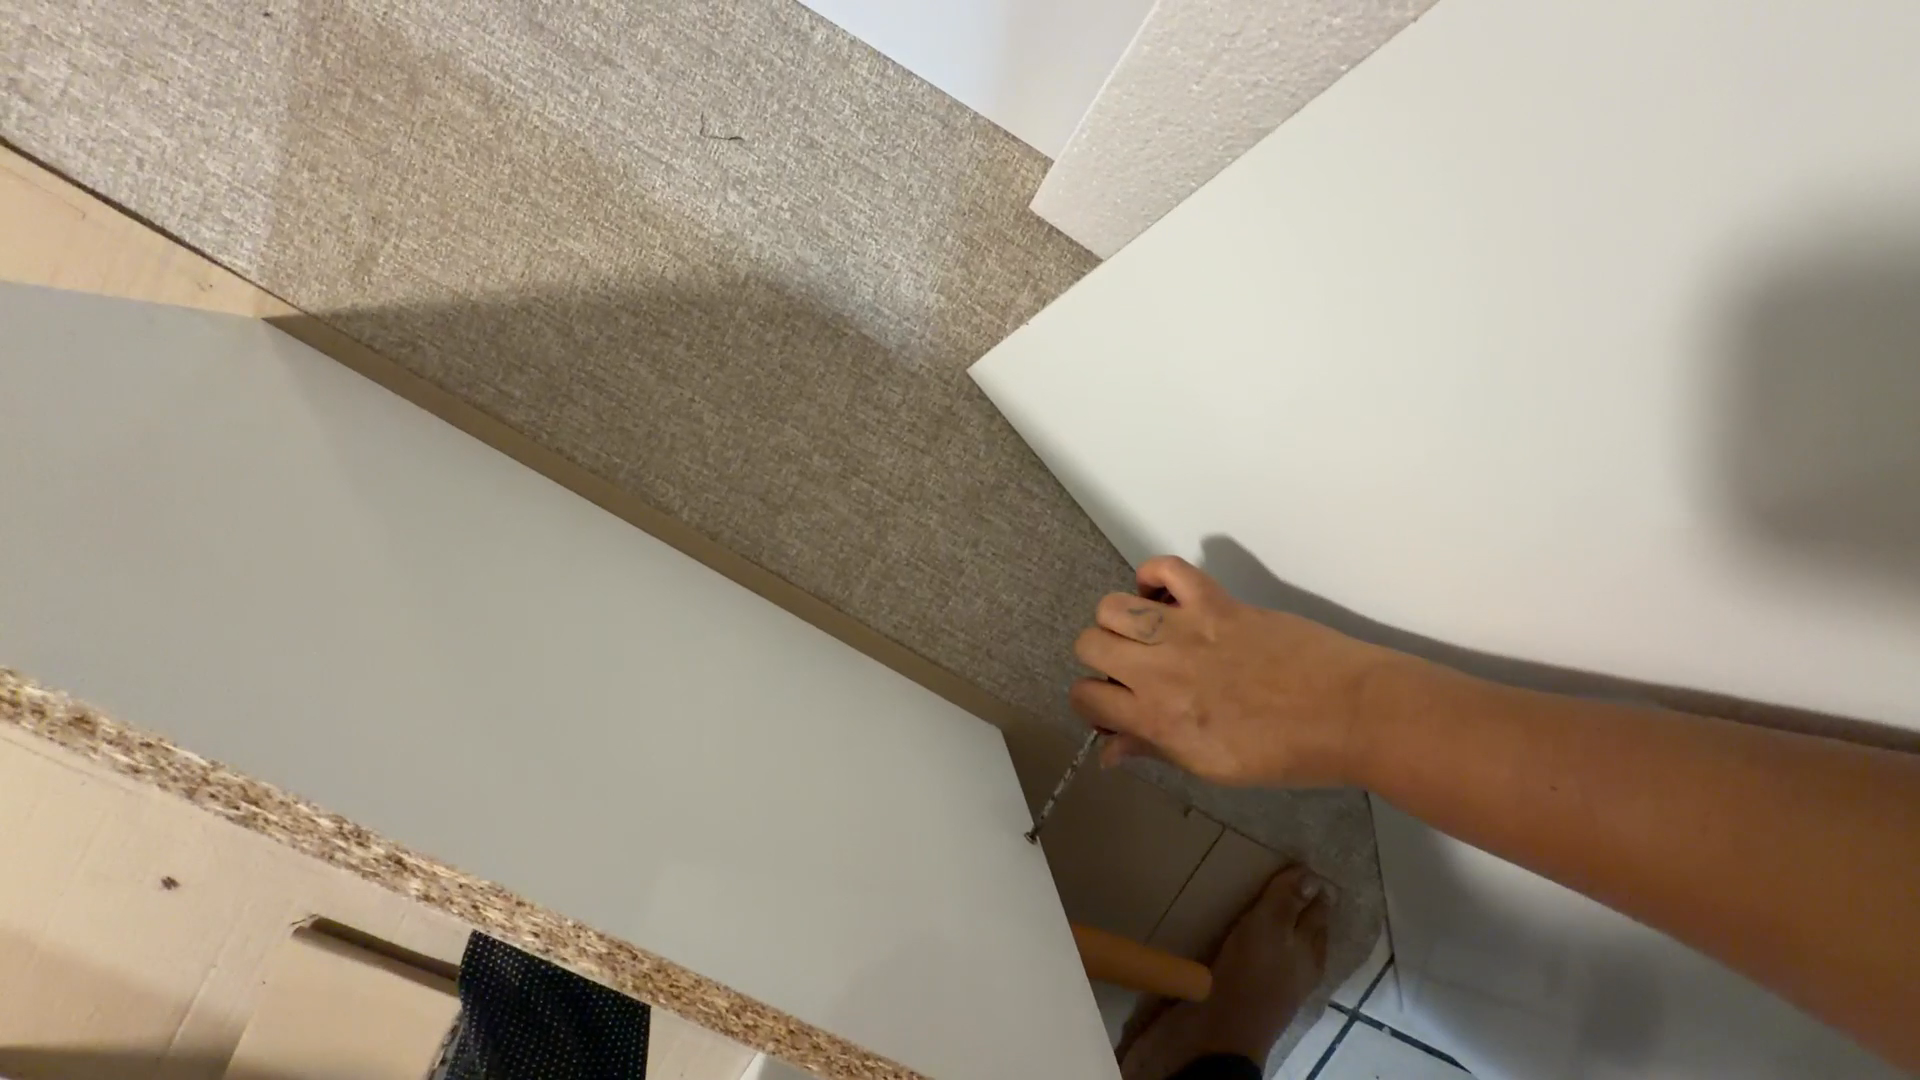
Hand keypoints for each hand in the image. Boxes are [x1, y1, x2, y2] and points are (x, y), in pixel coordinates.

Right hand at [1069, 555, 1389, 786]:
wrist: (1352, 714)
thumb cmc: (1284, 753)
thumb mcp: (1211, 766)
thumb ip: (1153, 751)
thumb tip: (1108, 751)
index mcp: (1157, 718)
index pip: (1085, 696)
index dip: (1092, 702)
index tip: (1114, 705)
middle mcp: (1160, 670)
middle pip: (1088, 644)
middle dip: (1099, 659)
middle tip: (1131, 670)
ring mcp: (1187, 629)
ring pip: (1112, 606)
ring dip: (1119, 621)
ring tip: (1147, 634)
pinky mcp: (1215, 601)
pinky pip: (1166, 568)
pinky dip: (1154, 576)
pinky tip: (1166, 598)